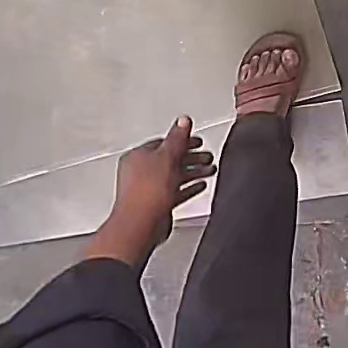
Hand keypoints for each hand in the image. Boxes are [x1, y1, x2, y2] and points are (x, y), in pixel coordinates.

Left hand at [84, 116, 215, 267]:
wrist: (141, 226)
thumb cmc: (145, 194)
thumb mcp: (166, 158)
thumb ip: (177, 139)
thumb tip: (183, 121)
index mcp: (138, 156)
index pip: (164, 142)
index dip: (182, 140)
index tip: (197, 140)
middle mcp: (141, 172)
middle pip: (170, 159)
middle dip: (191, 157)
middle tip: (206, 156)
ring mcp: (148, 189)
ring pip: (175, 175)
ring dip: (193, 171)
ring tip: (209, 169)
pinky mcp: (157, 204)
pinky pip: (176, 191)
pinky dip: (188, 187)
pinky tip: (199, 185)